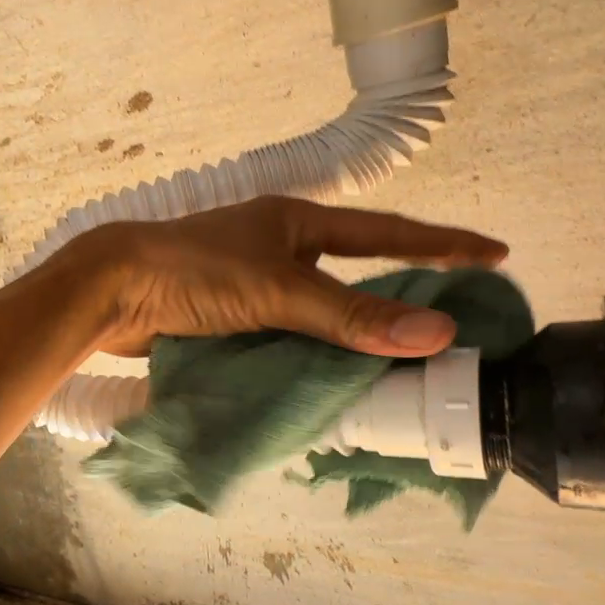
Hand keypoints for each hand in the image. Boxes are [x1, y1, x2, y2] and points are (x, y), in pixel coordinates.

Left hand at [64, 197, 510, 357]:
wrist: (108, 290)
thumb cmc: (192, 273)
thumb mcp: (279, 289)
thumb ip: (350, 314)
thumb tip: (438, 334)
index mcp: (292, 224)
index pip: (384, 233)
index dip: (440, 244)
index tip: (496, 255)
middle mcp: (270, 249)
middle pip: (345, 279)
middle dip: (386, 306)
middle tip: (438, 336)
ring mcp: (239, 283)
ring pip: (305, 313)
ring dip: (337, 339)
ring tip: (385, 372)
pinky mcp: (213, 315)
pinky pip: (271, 335)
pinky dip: (297, 354)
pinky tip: (320, 379)